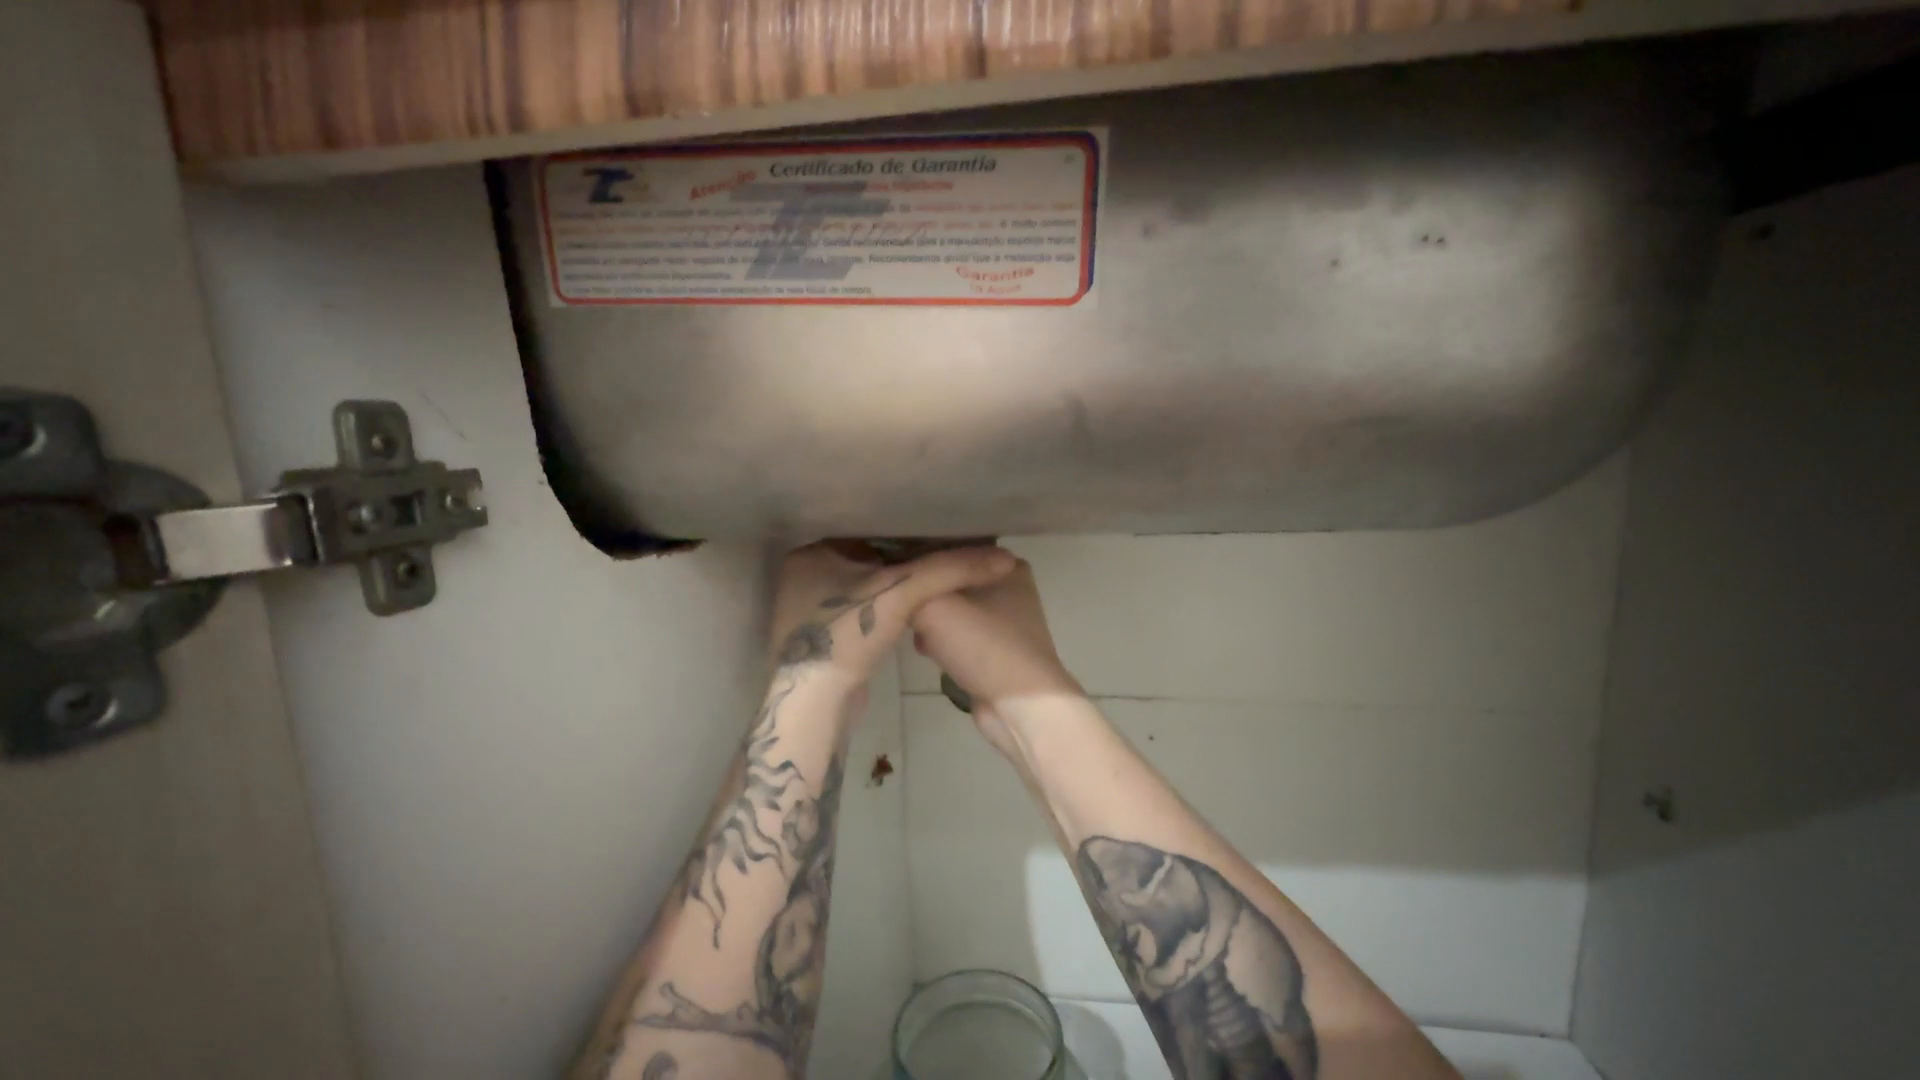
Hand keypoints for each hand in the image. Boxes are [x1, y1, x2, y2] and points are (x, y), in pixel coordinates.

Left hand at [768, 541, 1018, 697]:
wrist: (818, 702)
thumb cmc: (848, 634)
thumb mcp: (903, 592)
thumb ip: (950, 570)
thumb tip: (1004, 558)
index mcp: (811, 551)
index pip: (865, 527)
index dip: (903, 526)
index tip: (939, 526)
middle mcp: (805, 574)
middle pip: (867, 555)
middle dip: (904, 554)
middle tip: (947, 546)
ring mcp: (812, 608)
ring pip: (867, 583)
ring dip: (898, 581)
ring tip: (940, 570)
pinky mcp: (826, 634)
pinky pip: (865, 607)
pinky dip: (889, 605)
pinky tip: (919, 603)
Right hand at [909, 561, 1086, 756]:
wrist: (1020, 705)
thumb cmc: (982, 644)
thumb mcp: (933, 605)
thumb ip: (910, 590)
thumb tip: (898, 592)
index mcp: (1006, 564)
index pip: (953, 550)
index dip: (921, 563)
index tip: (895, 578)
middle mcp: (1010, 588)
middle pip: (950, 582)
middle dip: (926, 598)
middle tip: (906, 612)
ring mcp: (1006, 622)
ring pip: (953, 611)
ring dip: (932, 624)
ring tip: (919, 636)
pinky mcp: (996, 651)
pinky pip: (960, 637)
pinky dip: (944, 644)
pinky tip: (930, 654)